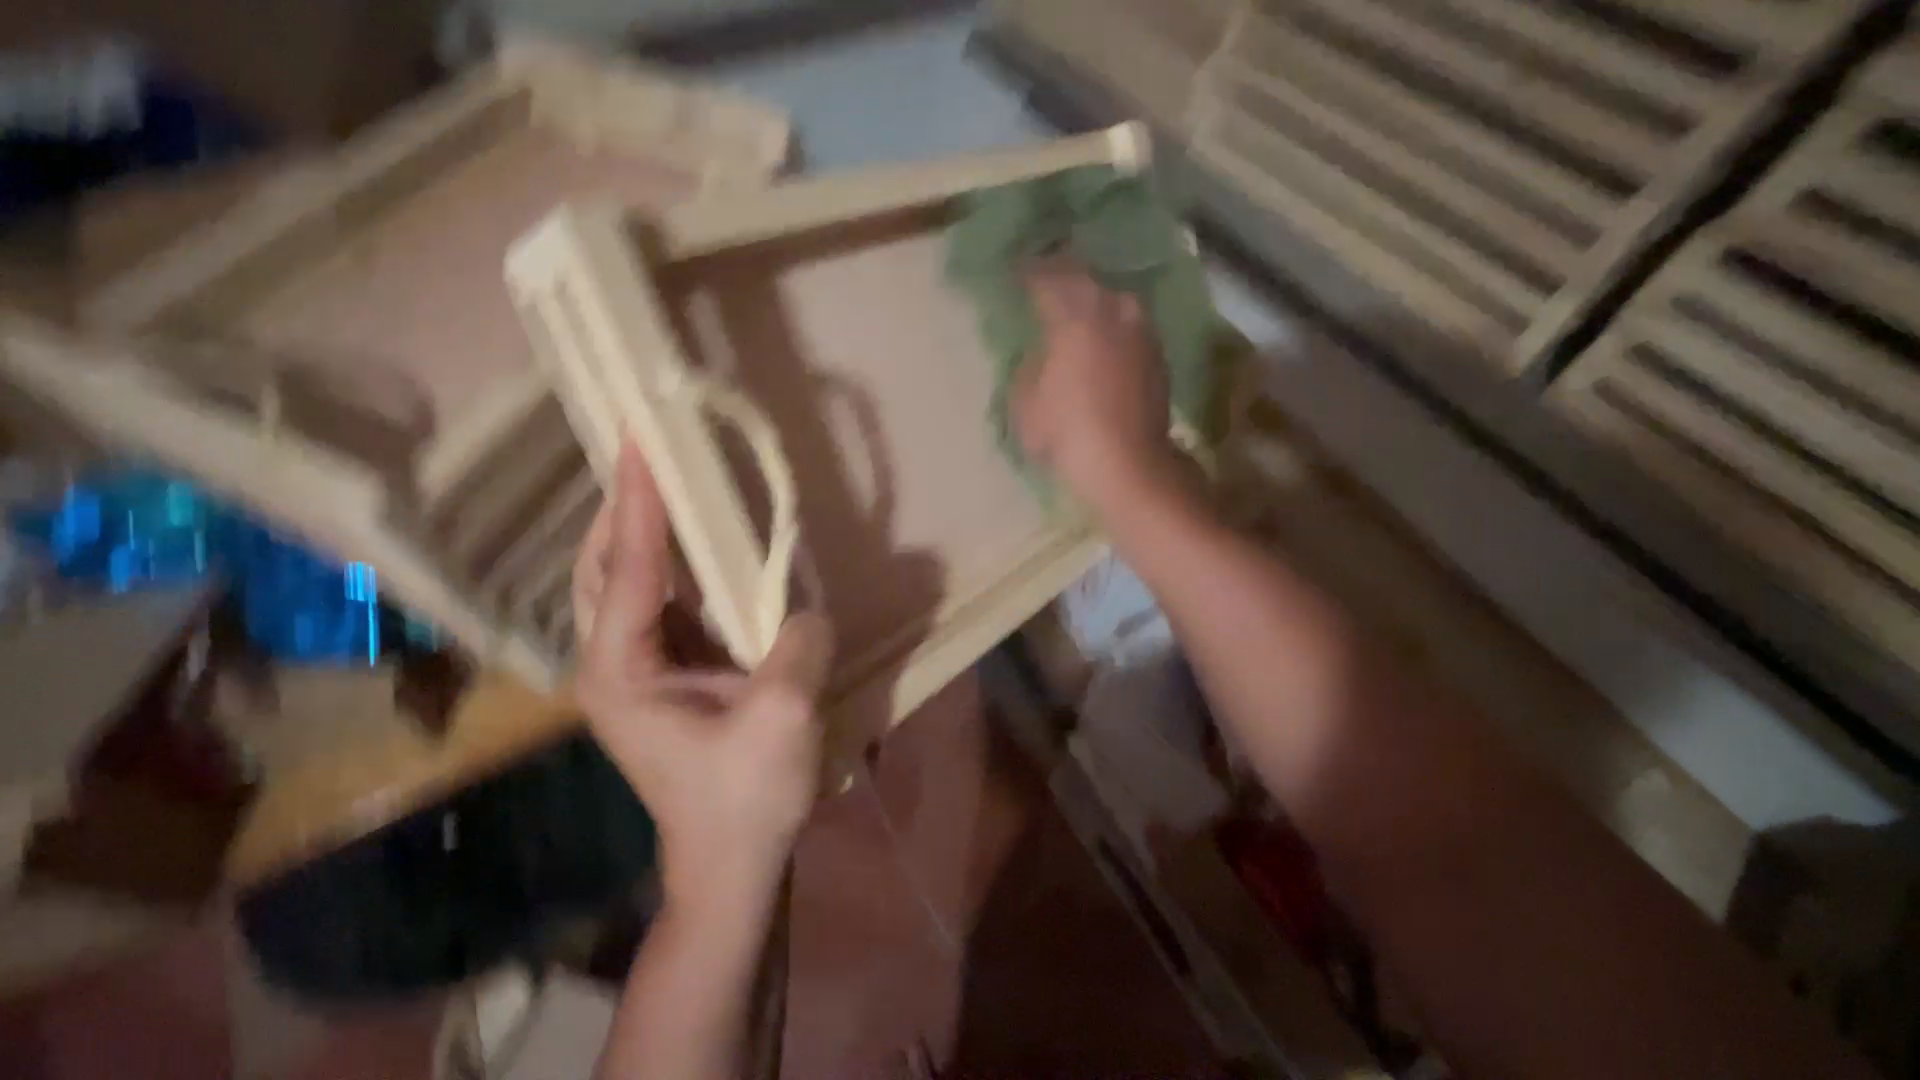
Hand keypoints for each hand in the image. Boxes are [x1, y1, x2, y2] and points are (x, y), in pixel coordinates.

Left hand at [572, 445, 834, 905]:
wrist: (730, 866)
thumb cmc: (744, 799)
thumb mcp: (783, 716)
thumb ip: (796, 643)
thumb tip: (804, 609)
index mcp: (621, 671)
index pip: (628, 569)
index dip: (639, 504)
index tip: (640, 443)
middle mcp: (612, 664)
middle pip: (602, 569)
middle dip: (624, 509)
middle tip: (647, 453)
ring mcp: (633, 673)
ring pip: (623, 584)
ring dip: (642, 533)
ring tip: (668, 482)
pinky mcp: (663, 679)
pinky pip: (657, 605)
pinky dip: (670, 565)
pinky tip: (696, 542)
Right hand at [1015, 258, 1181, 515]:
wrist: (1130, 464)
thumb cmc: (1068, 431)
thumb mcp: (1026, 399)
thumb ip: (1030, 363)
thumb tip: (1042, 351)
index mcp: (1075, 311)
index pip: (1045, 274)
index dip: (1025, 270)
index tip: (1012, 271)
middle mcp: (1113, 307)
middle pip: (1082, 276)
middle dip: (1060, 275)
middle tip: (1041, 278)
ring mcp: (1140, 327)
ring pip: (1109, 298)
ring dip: (1089, 299)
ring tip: (1071, 307)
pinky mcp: (1157, 352)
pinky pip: (1125, 323)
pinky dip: (1109, 324)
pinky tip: (1097, 337)